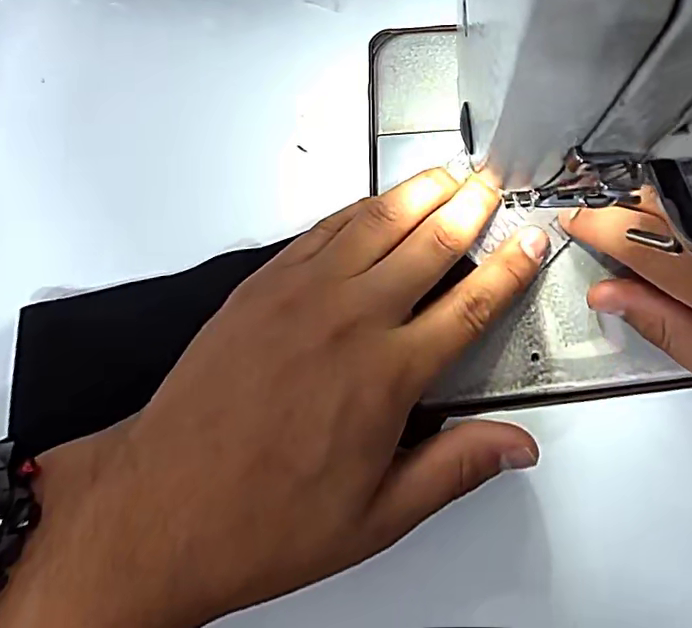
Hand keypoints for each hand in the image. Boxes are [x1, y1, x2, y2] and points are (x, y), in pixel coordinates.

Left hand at [0, 169, 550, 627]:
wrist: (159, 506)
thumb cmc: (269, 518)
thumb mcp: (376, 516)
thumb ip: (454, 468)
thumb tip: (521, 445)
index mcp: (388, 375)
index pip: (470, 304)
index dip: (510, 267)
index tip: (532, 240)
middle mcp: (353, 319)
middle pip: (430, 244)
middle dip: (470, 207)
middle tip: (493, 182)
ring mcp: (305, 291)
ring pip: (379, 222)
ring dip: (420, 191)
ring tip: (449, 172)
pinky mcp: (265, 281)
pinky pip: (325, 228)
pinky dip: (361, 207)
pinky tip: (380, 199)